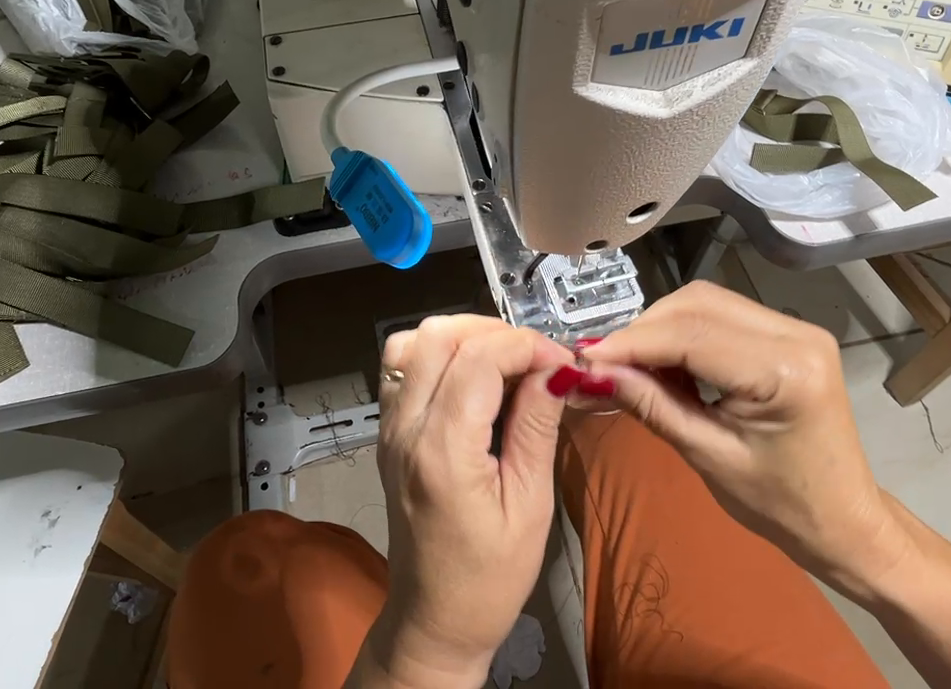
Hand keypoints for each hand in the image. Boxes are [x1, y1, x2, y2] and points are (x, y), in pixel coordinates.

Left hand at [359, 315, 573, 687]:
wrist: (434, 618)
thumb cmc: (489, 577)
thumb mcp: (530, 505)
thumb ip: (537, 426)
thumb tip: (555, 368)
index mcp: (442, 450)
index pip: (478, 358)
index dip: (526, 345)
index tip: (562, 362)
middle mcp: (405, 427)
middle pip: (439, 335)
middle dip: (495, 332)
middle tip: (536, 361)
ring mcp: (389, 426)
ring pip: (413, 341)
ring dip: (462, 336)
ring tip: (504, 362)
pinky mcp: (388, 430)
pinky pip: (402, 365)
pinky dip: (438, 352)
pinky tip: (471, 376)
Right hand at [577, 281, 912, 597]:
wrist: (845, 521)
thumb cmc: (781, 504)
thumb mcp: (708, 457)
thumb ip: (650, 405)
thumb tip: (591, 371)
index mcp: (786, 372)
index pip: (691, 336)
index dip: (630, 342)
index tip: (583, 358)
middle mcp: (796, 334)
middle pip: (696, 305)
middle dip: (642, 330)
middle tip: (603, 363)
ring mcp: (795, 328)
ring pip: (704, 302)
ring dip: (659, 327)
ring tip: (629, 364)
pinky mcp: (787, 333)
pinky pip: (720, 314)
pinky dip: (682, 331)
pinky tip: (663, 360)